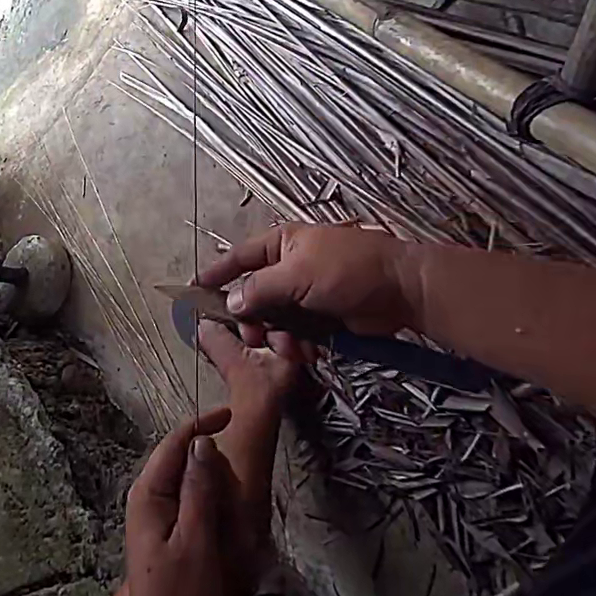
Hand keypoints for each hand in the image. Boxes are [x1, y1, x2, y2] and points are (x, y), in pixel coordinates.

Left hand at [119, 407, 232, 595]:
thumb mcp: (195, 539)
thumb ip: (199, 488)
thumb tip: (202, 441)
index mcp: (147, 496)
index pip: (172, 444)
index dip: (200, 424)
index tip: (231, 413)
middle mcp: (150, 503)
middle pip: (181, 461)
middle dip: (210, 457)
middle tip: (240, 470)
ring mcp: (162, 524)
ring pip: (191, 485)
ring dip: (214, 483)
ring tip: (239, 495)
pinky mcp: (175, 543)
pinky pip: (196, 508)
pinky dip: (214, 505)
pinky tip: (231, 518)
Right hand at [197, 223, 422, 336]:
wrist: (400, 288)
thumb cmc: (348, 269)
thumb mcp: (298, 274)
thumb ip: (260, 288)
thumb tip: (230, 302)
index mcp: (281, 245)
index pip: (239, 258)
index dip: (217, 274)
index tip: (194, 291)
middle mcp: (290, 268)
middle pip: (255, 296)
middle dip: (253, 320)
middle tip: (254, 338)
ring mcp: (306, 293)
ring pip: (275, 320)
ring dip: (279, 337)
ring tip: (292, 347)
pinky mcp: (322, 317)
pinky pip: (298, 333)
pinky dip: (300, 344)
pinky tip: (311, 351)